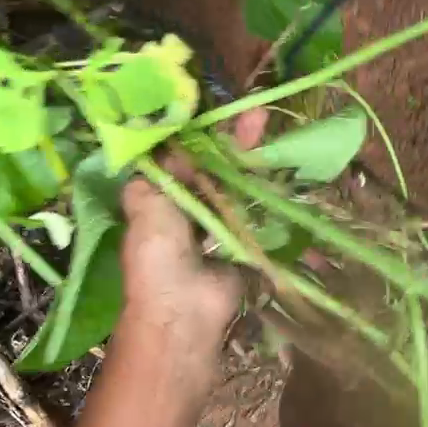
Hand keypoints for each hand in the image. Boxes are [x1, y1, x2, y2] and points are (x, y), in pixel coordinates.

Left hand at [112, 112, 267, 383]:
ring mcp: (216, 233)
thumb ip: (162, 174)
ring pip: (234, 191)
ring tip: (267, 129)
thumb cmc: (157, 258)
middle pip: (210, 173)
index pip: (179, 162)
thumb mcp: (148, 206)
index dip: (196, 138)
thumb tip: (175, 146)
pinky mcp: (241, 250)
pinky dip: (265, 197)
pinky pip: (253, 218)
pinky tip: (280, 169)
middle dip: (230, 145)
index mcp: (158, 204)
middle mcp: (186, 216)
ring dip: (250, 164)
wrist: (185, 313)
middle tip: (256, 116)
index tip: (216, 113)